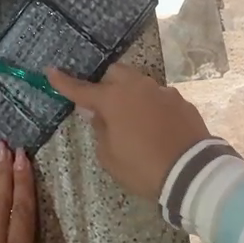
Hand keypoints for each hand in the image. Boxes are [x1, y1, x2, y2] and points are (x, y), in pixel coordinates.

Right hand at [46, 65, 211, 202]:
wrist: (192, 172)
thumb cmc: (143, 167)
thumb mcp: (110, 157)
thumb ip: (100, 130)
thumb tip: (98, 114)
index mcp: (114, 99)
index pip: (82, 89)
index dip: (64, 81)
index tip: (51, 71)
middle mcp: (138, 87)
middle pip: (115, 73)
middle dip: (105, 83)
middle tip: (102, 104)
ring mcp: (162, 91)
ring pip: (140, 83)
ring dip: (130, 95)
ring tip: (132, 119)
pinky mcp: (181, 101)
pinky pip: (159, 97)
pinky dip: (151, 106)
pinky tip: (155, 126)